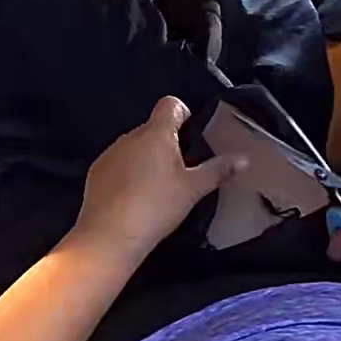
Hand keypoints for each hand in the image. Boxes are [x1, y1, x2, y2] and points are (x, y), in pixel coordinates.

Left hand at [71, 97, 246, 262]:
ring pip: (135, 146)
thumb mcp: (194, 189)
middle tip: (182, 171)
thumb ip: (218, 170)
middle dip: (169, 143)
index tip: (192, 136)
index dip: (184, 114)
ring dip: (148, 158)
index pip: (171, 105)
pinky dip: (129, 172)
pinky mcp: (97, 172)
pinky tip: (136, 197)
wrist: (110, 236)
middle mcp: (130, 136)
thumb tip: (243, 160)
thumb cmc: (157, 206)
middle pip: (154, 128)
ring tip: (159, 188)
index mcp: (156, 133)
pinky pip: (119, 163)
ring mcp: (110, 153)